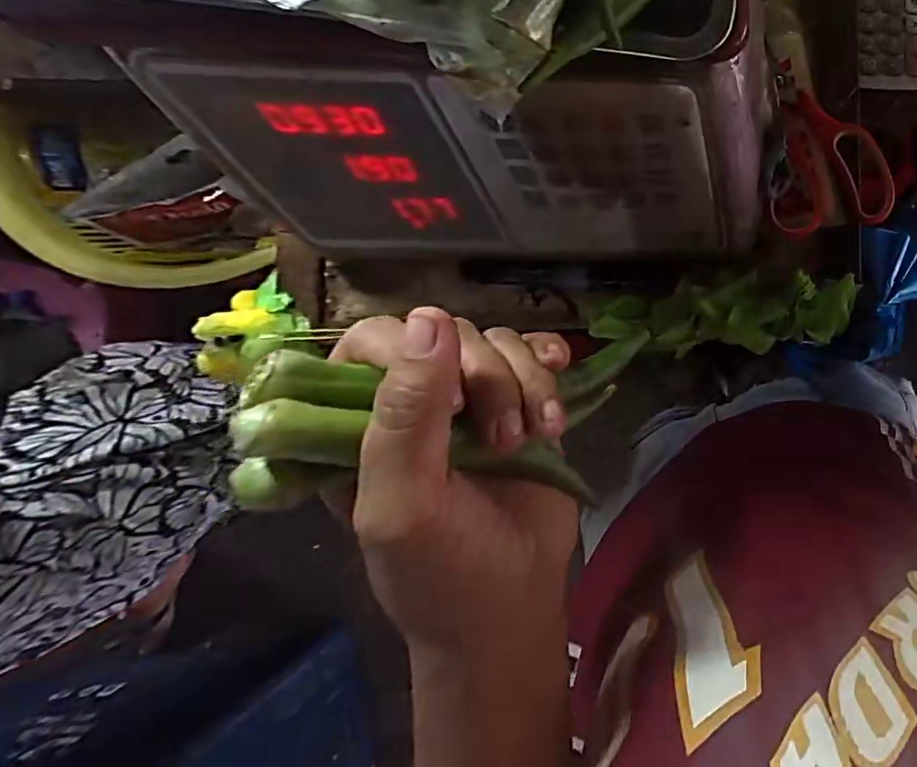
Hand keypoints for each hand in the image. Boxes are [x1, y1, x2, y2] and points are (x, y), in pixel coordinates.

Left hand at [327, 308, 579, 669]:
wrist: (514, 596)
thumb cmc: (440, 568)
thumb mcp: (403, 505)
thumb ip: (403, 419)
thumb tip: (430, 320)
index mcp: (359, 424)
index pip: (374, 344)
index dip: (415, 357)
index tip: (449, 408)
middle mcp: (417, 401)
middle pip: (453, 336)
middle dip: (490, 379)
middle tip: (502, 439)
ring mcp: (476, 398)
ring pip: (503, 342)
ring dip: (529, 384)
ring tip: (537, 436)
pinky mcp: (525, 400)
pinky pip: (538, 353)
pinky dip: (552, 366)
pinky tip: (558, 397)